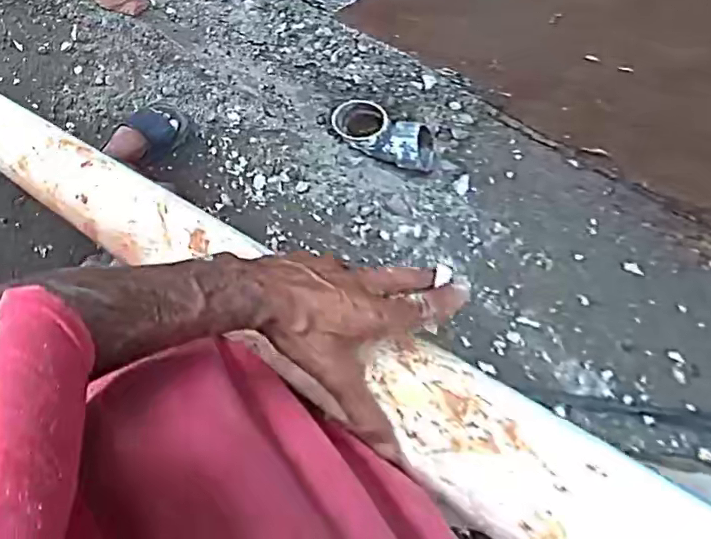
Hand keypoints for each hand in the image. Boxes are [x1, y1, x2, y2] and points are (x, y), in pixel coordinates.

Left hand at [231, 253, 466, 461]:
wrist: (252, 290)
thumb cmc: (297, 331)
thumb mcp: (334, 377)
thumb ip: (363, 413)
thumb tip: (391, 451)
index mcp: (371, 312)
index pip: (415, 309)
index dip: (439, 302)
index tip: (458, 291)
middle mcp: (353, 284)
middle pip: (393, 280)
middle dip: (417, 278)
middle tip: (437, 272)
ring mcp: (324, 267)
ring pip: (358, 269)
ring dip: (375, 273)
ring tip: (381, 275)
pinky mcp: (298, 260)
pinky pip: (323, 263)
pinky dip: (332, 268)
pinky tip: (325, 271)